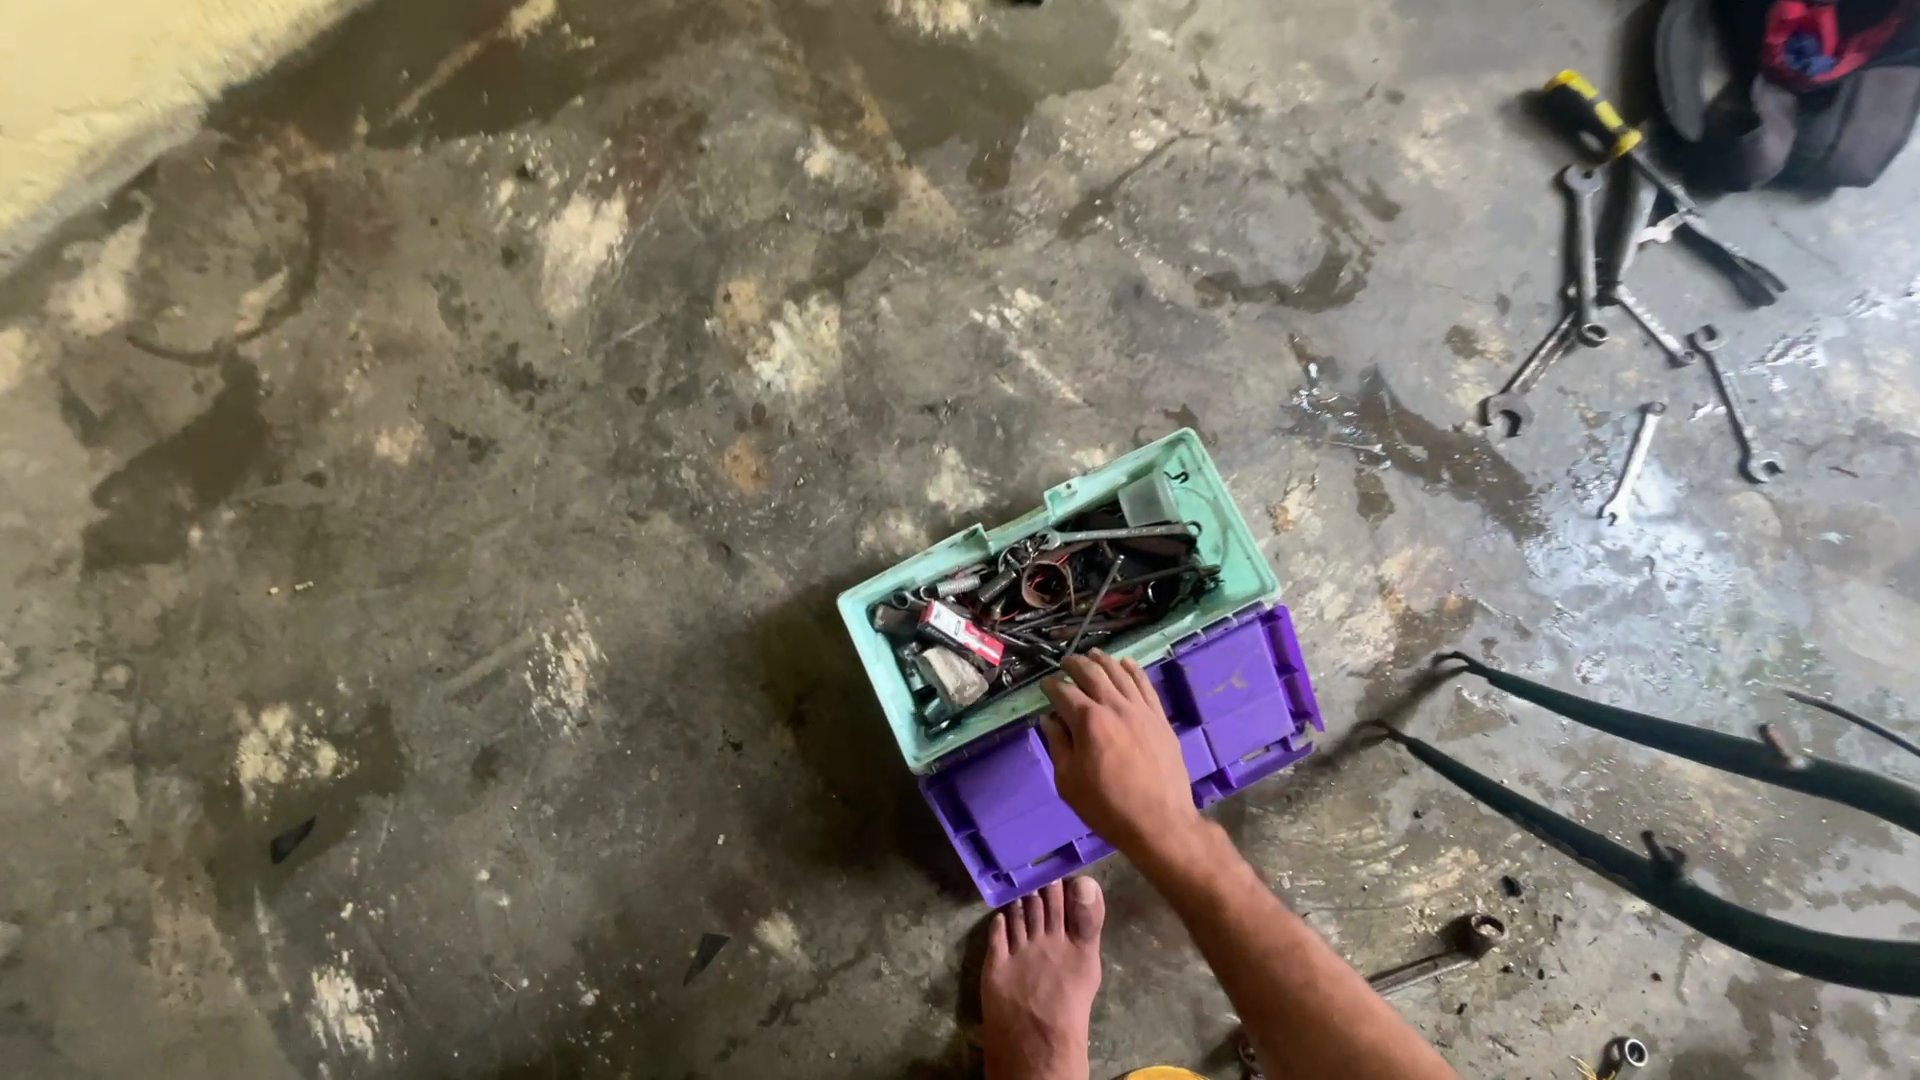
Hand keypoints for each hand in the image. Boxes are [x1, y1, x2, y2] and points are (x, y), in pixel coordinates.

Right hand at [1041, 650, 1205, 863]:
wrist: (1160, 823)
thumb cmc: (1107, 806)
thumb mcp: (1068, 781)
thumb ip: (1058, 745)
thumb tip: (1049, 719)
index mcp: (1088, 721)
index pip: (1064, 692)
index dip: (1051, 686)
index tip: (1045, 685)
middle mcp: (1114, 707)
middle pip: (1092, 674)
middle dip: (1075, 664)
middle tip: (1065, 662)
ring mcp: (1141, 710)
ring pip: (1120, 674)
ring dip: (1103, 661)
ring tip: (1092, 654)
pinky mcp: (1160, 718)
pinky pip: (1145, 685)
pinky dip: (1133, 670)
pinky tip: (1126, 663)